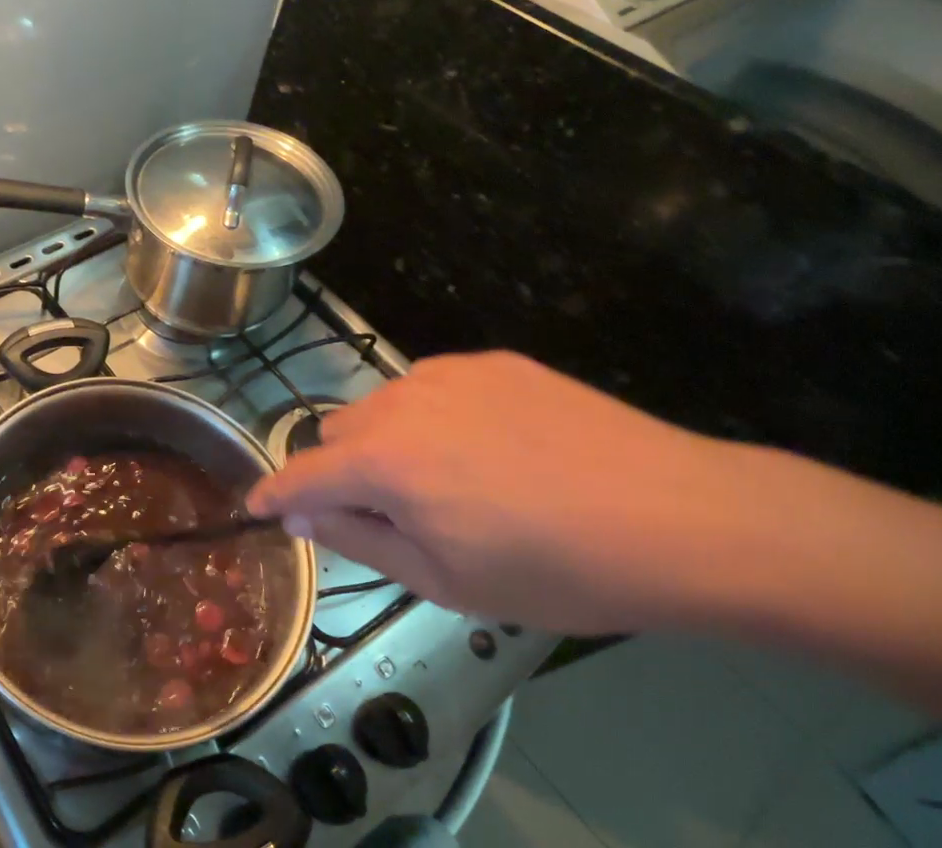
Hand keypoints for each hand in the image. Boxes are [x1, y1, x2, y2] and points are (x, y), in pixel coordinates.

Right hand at [247, 351, 816, 633]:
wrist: (683, 518)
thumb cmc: (556, 570)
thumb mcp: (443, 580)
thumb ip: (357, 539)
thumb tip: (301, 513)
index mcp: (385, 463)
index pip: (302, 475)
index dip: (274, 494)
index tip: (258, 509)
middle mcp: (403, 403)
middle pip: (337, 433)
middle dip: (343, 472)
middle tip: (392, 514)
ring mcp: (451, 373)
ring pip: (381, 405)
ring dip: (385, 442)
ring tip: (446, 481)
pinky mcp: (495, 362)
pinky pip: (430, 386)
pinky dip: (429, 417)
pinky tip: (487, 450)